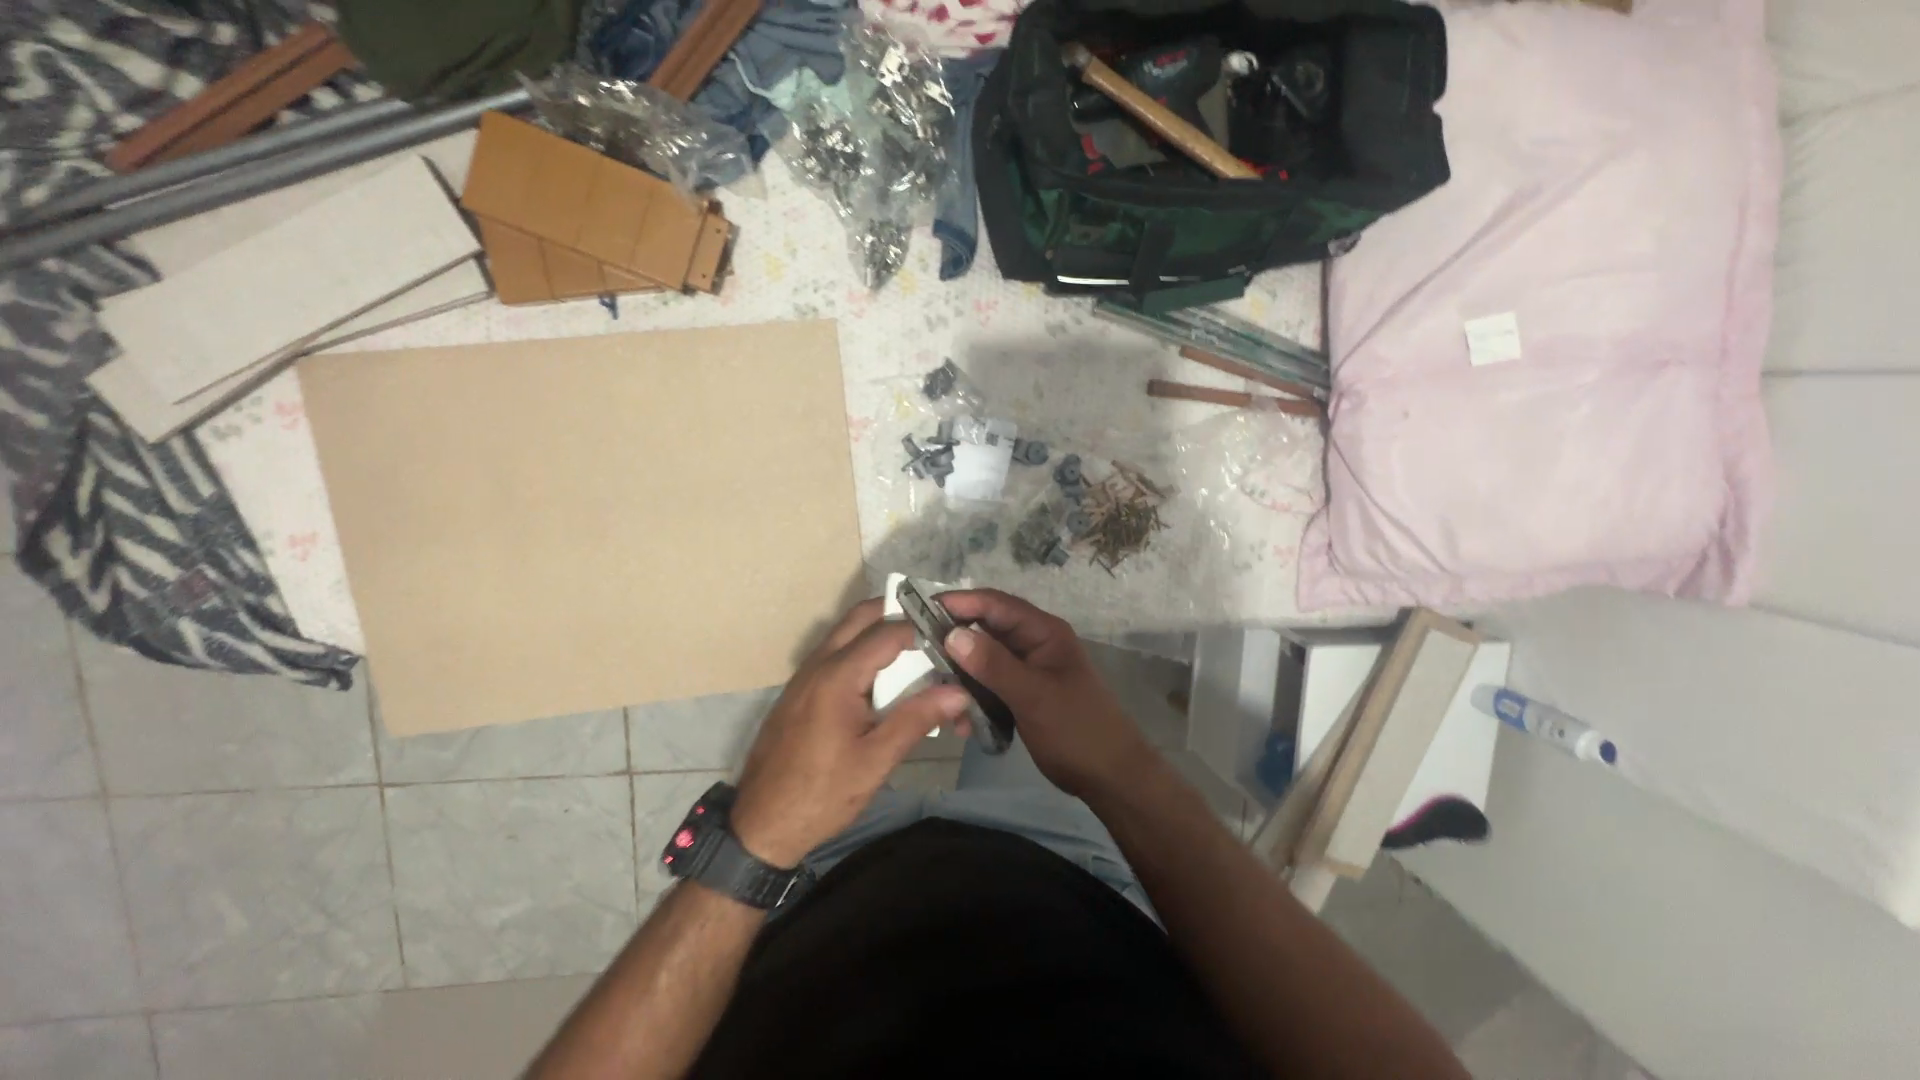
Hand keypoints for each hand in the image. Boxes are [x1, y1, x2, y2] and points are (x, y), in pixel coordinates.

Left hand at [730, 598, 969, 867]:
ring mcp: (804, 677)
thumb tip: (959, 692)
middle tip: (934, 635)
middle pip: (860, 618)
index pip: (887, 632)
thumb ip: (916, 718)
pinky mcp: (799, 693)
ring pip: (845, 635)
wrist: (762, 825)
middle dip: (898, 616)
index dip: (923, 629)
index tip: (953, 640)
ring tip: (919, 656)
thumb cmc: (822, 795)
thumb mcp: (876, 760)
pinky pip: (835, 656)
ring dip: (879, 635)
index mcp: (836, 676)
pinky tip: (886, 683)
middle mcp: (816, 665)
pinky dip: (862, 655)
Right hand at [934, 589, 1155, 800]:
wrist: (1110, 777)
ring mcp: (1029, 671)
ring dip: (962, 677)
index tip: (920, 609)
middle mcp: (1035, 644)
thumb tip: (952, 633)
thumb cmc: (1077, 730)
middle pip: (986, 631)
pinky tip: (962, 724)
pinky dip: (974, 700)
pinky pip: (990, 688)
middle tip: (919, 654)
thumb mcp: (1033, 695)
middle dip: (954, 642)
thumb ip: (993, 664)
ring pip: (984, 662)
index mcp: (1044, 632)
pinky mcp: (1024, 696)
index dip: (959, 602)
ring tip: (938, 694)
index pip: (995, 604)